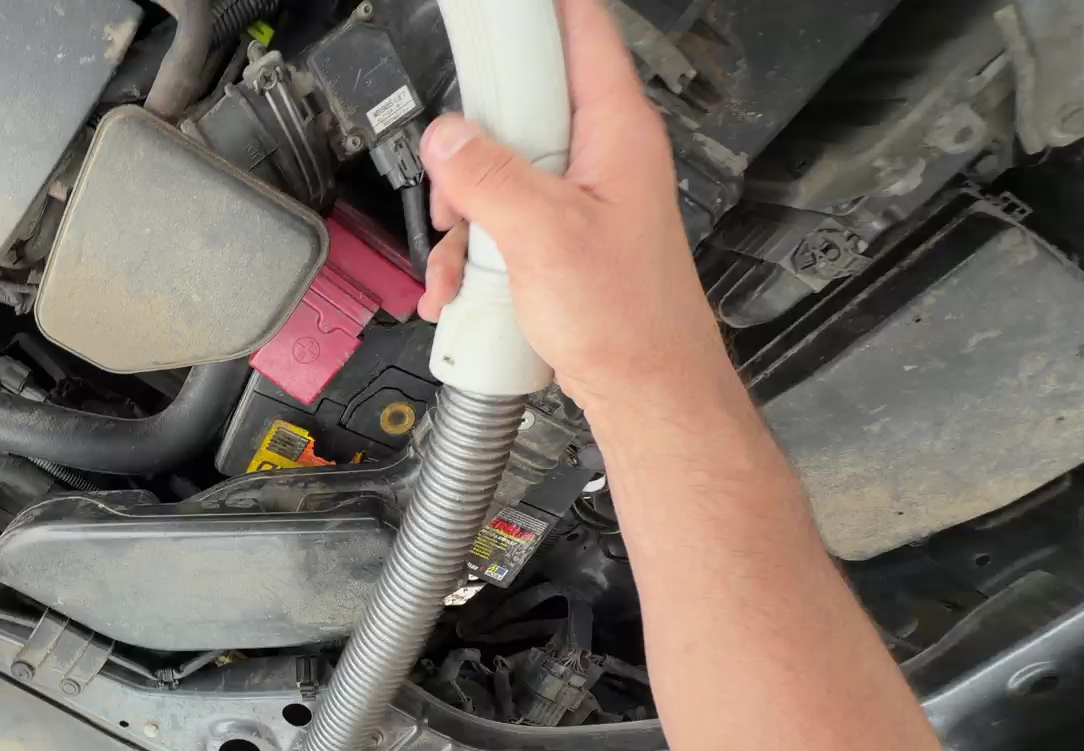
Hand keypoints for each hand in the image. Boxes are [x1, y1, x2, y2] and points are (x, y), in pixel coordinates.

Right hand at [415, 0, 729, 411]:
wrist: (637, 381)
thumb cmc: (621, 314)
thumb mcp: (542, 236)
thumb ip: (489, 178)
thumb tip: (447, 137)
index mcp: (612, 133)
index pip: (579, 34)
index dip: (534, 14)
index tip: (491, 14)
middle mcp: (595, 160)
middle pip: (515, 119)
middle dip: (466, 161)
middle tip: (452, 199)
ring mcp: (573, 204)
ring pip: (496, 183)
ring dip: (461, 228)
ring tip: (455, 271)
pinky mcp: (554, 243)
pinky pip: (498, 231)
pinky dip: (470, 260)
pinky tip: (458, 291)